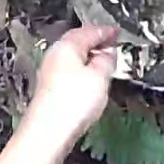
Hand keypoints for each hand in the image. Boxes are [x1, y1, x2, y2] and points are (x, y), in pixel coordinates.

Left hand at [22, 24, 117, 146]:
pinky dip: (81, 68)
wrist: (47, 131)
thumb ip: (107, 60)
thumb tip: (108, 52)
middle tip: (111, 43)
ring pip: (73, 55)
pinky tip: (89, 79)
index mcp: (68, 45)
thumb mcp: (100, 76)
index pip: (90, 31)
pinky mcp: (49, 86)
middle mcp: (55, 53)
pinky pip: (68, 69)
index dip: (106, 31)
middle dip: (95, 41)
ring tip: (103, 62)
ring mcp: (50, 70)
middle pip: (78, 40)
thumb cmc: (72, 102)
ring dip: (88, 56)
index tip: (116, 32)